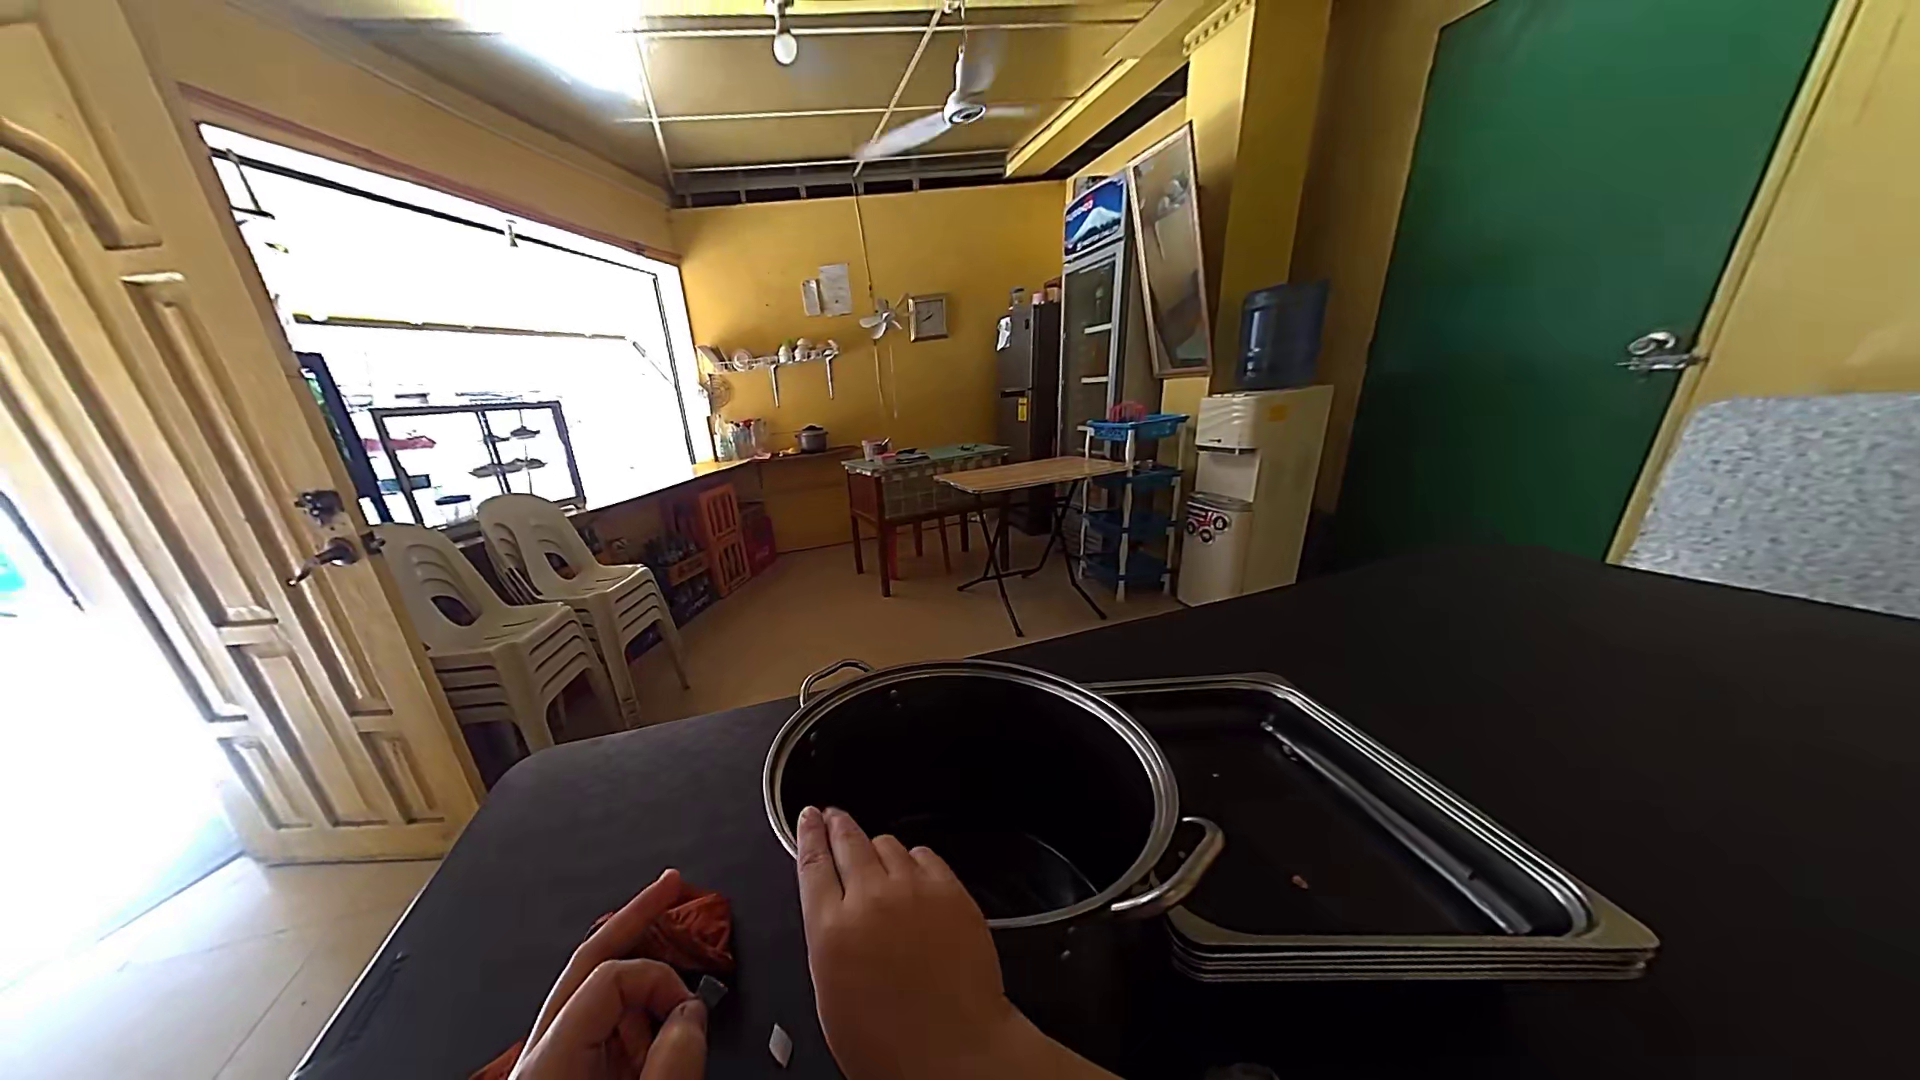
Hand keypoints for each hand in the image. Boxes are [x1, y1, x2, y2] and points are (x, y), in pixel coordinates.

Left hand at [510, 869, 707, 1079]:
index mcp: (546, 1067)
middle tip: (670, 884)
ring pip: (594, 991)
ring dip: (643, 980)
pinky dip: (634, 1012)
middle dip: (634, 916)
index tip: (690, 1008)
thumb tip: (693, 1010)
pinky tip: (657, 1028)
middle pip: (588, 960)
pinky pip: (597, 1024)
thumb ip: (675, 1058)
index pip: (612, 975)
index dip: (661, 978)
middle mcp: (535, 1063)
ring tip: (678, 999)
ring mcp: (543, 1072)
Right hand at [794, 807, 1119, 1079]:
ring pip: (887, 843)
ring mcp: (912, 888)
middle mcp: (869, 898)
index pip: (812, 862)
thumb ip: (829, 937)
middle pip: (848, 840)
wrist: (955, 1050)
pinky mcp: (948, 887)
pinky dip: (914, 860)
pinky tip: (914, 874)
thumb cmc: (890, 1044)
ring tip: (878, 859)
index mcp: (832, 930)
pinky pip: (924, 854)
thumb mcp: (832, 995)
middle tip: (835, 816)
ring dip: (877, 848)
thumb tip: (832, 909)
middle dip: (838, 824)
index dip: (809, 832)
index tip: (808, 816)